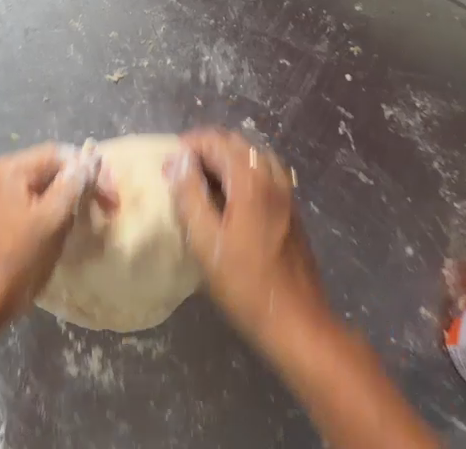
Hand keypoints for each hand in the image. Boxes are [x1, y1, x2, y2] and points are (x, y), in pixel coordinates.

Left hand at [0, 143, 99, 336]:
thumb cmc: (15, 262)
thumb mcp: (51, 221)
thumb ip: (73, 186)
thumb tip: (90, 159)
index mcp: (11, 169)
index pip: (60, 155)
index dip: (90, 172)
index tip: (112, 200)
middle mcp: (0, 177)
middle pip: (50, 170)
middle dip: (80, 186)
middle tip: (106, 210)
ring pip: (42, 190)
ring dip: (67, 202)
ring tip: (87, 221)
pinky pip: (31, 207)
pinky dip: (51, 214)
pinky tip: (61, 232)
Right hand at [169, 128, 328, 345]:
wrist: (298, 323)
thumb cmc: (246, 284)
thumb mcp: (205, 240)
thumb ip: (189, 194)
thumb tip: (176, 159)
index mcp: (251, 180)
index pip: (215, 141)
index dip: (187, 146)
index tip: (166, 166)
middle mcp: (273, 178)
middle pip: (236, 145)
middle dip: (205, 150)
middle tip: (179, 172)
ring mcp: (287, 194)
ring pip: (253, 158)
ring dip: (225, 161)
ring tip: (201, 183)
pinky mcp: (292, 212)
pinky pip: (265, 175)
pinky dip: (242, 175)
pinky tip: (228, 201)